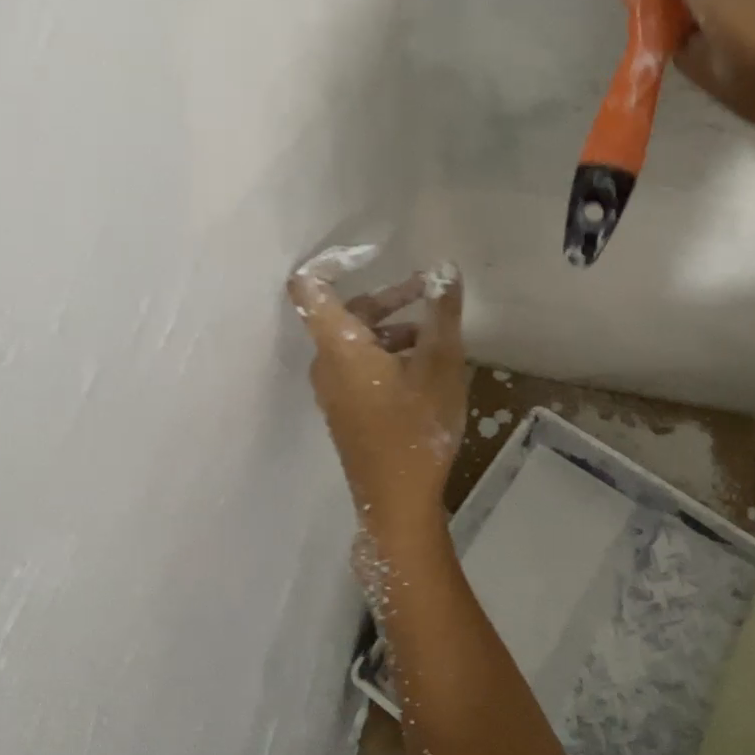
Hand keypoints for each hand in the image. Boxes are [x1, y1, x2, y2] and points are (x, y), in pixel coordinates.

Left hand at [287, 257, 467, 538]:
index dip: (332, 261)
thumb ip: (442, 312)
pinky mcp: (346, 409)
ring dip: (395, 328)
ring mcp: (333, 389)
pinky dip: (388, 353)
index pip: (309, 288)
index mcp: (340, 346)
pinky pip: (359, 365)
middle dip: (390, 297)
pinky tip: (426, 366)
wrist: (398, 503)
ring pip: (358, 341)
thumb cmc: (417, 428)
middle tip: (429, 291)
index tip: (370, 252)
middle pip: (347, 313)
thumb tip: (445, 269)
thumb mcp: (441, 364)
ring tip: (438, 334)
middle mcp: (327, 363)